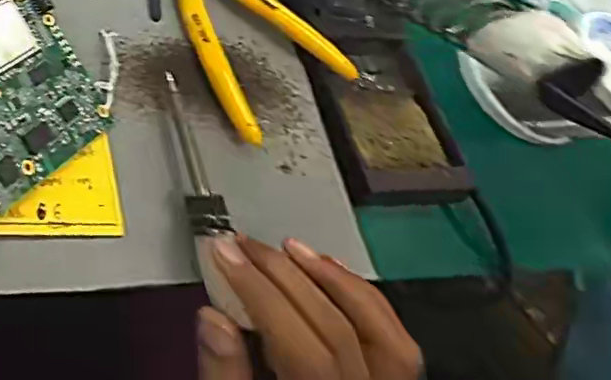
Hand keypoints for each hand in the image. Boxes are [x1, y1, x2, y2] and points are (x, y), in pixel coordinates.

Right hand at [197, 234, 420, 379]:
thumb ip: (224, 378)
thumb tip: (212, 316)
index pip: (304, 352)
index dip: (260, 293)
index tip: (223, 253)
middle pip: (336, 334)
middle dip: (282, 276)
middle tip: (240, 244)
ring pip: (382, 338)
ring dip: (332, 281)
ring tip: (288, 248)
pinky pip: (398, 348)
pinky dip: (363, 299)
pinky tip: (328, 270)